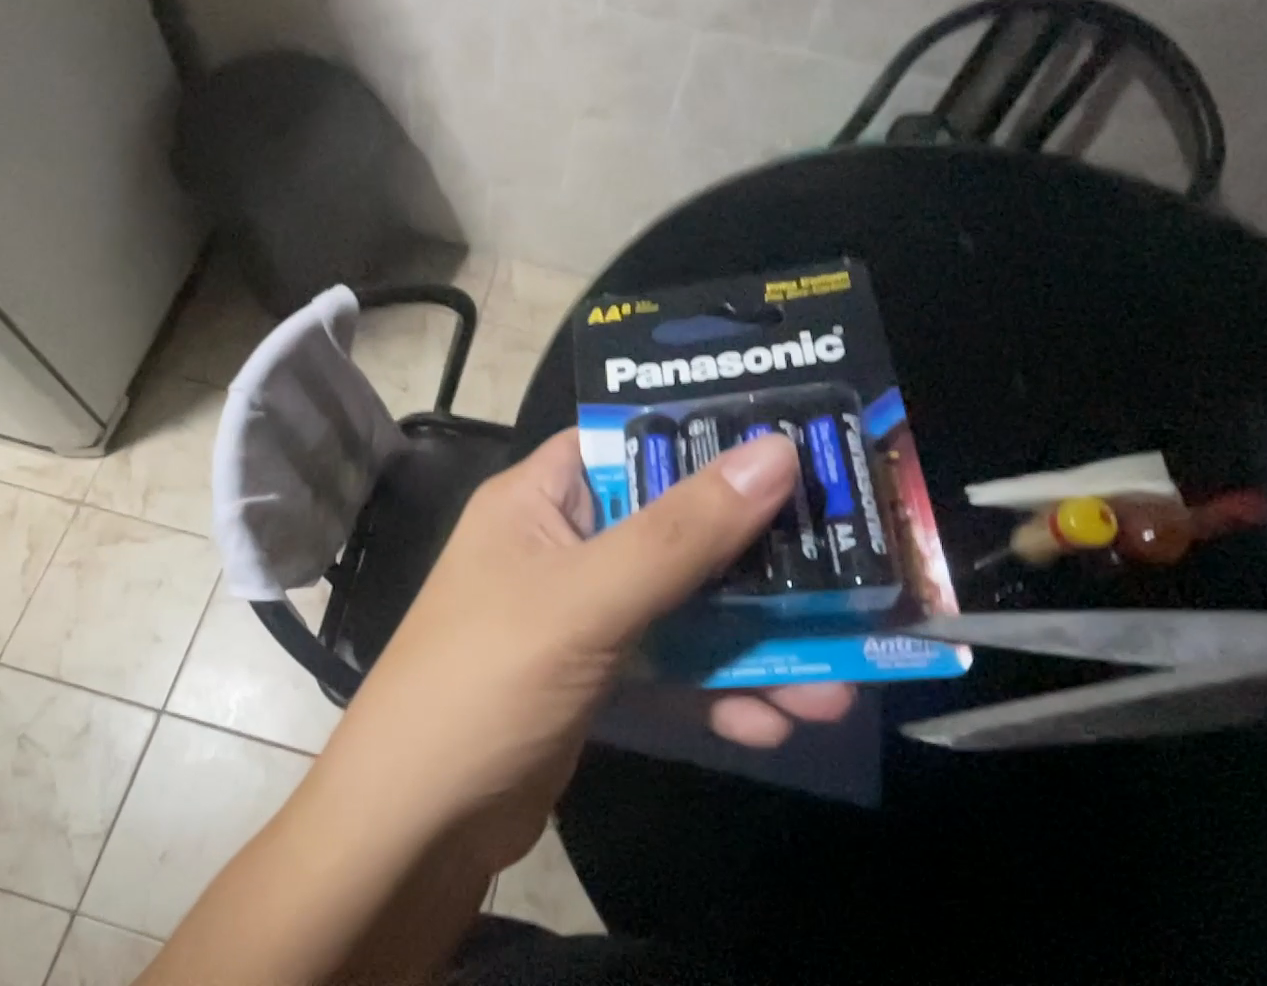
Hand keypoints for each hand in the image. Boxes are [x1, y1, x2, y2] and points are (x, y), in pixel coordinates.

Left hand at [315, 429, 855, 869]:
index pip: (631, 442)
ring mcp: (579, 617)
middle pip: (675, 530)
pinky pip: (670, 667)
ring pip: (683, 607)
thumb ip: (681, 532)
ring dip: (754, 643)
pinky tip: (772, 723)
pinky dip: (718, 691)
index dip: (709, 441)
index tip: (800, 452)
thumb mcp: (585, 600)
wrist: (416, 825)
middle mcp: (561, 547)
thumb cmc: (485, 685)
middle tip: (850, 578)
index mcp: (539, 500)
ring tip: (837, 686)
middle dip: (757, 565)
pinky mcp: (594, 679)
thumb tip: (777, 451)